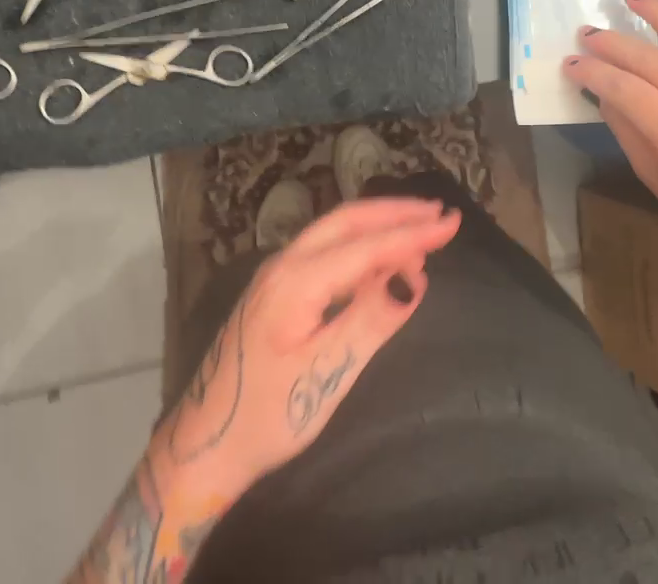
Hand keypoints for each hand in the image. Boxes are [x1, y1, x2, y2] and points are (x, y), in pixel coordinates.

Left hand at [151, 198, 460, 501]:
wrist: (204, 445)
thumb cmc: (266, 417)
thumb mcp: (326, 373)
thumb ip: (370, 320)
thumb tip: (414, 276)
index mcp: (295, 282)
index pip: (366, 245)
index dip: (412, 233)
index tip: (452, 223)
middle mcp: (283, 266)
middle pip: (346, 222)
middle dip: (395, 213)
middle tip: (440, 214)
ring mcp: (275, 277)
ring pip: (334, 234)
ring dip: (378, 226)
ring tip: (421, 229)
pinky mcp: (276, 293)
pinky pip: (325, 252)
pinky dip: (360, 247)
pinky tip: (380, 262)